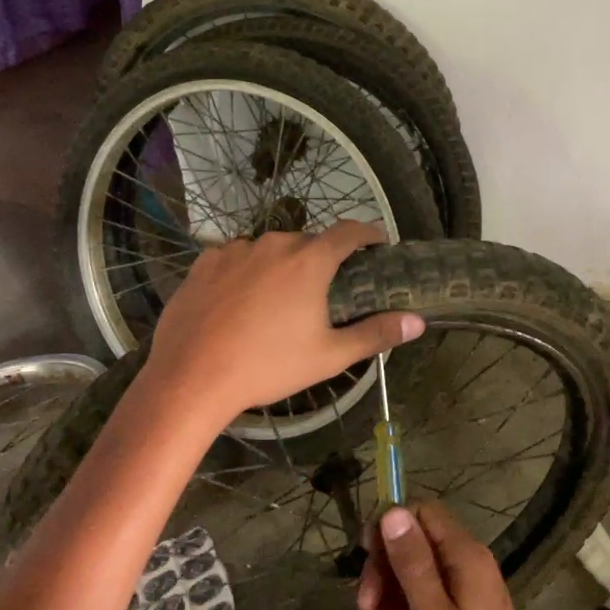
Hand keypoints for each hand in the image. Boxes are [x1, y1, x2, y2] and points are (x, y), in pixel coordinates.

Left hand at [140, 221, 423, 423]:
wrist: (190, 378)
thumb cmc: (268, 366)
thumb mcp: (329, 356)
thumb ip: (375, 334)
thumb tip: (418, 321)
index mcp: (310, 260)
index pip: (349, 231)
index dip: (368, 233)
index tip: (378, 244)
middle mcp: (274, 243)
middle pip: (308, 243)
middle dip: (320, 261)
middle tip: (323, 293)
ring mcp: (235, 249)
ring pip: (269, 251)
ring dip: (280, 267)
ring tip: (276, 304)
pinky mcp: (204, 262)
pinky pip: (236, 259)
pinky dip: (245, 274)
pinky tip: (238, 305)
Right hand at [356, 502, 527, 609]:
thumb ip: (414, 563)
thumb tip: (393, 510)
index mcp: (466, 553)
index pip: (424, 511)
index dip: (391, 526)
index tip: (363, 554)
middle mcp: (470, 561)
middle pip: (419, 541)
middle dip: (386, 566)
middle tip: (363, 603)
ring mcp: (470, 588)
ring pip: (421, 570)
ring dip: (390, 590)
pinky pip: (430, 594)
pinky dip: (404, 606)